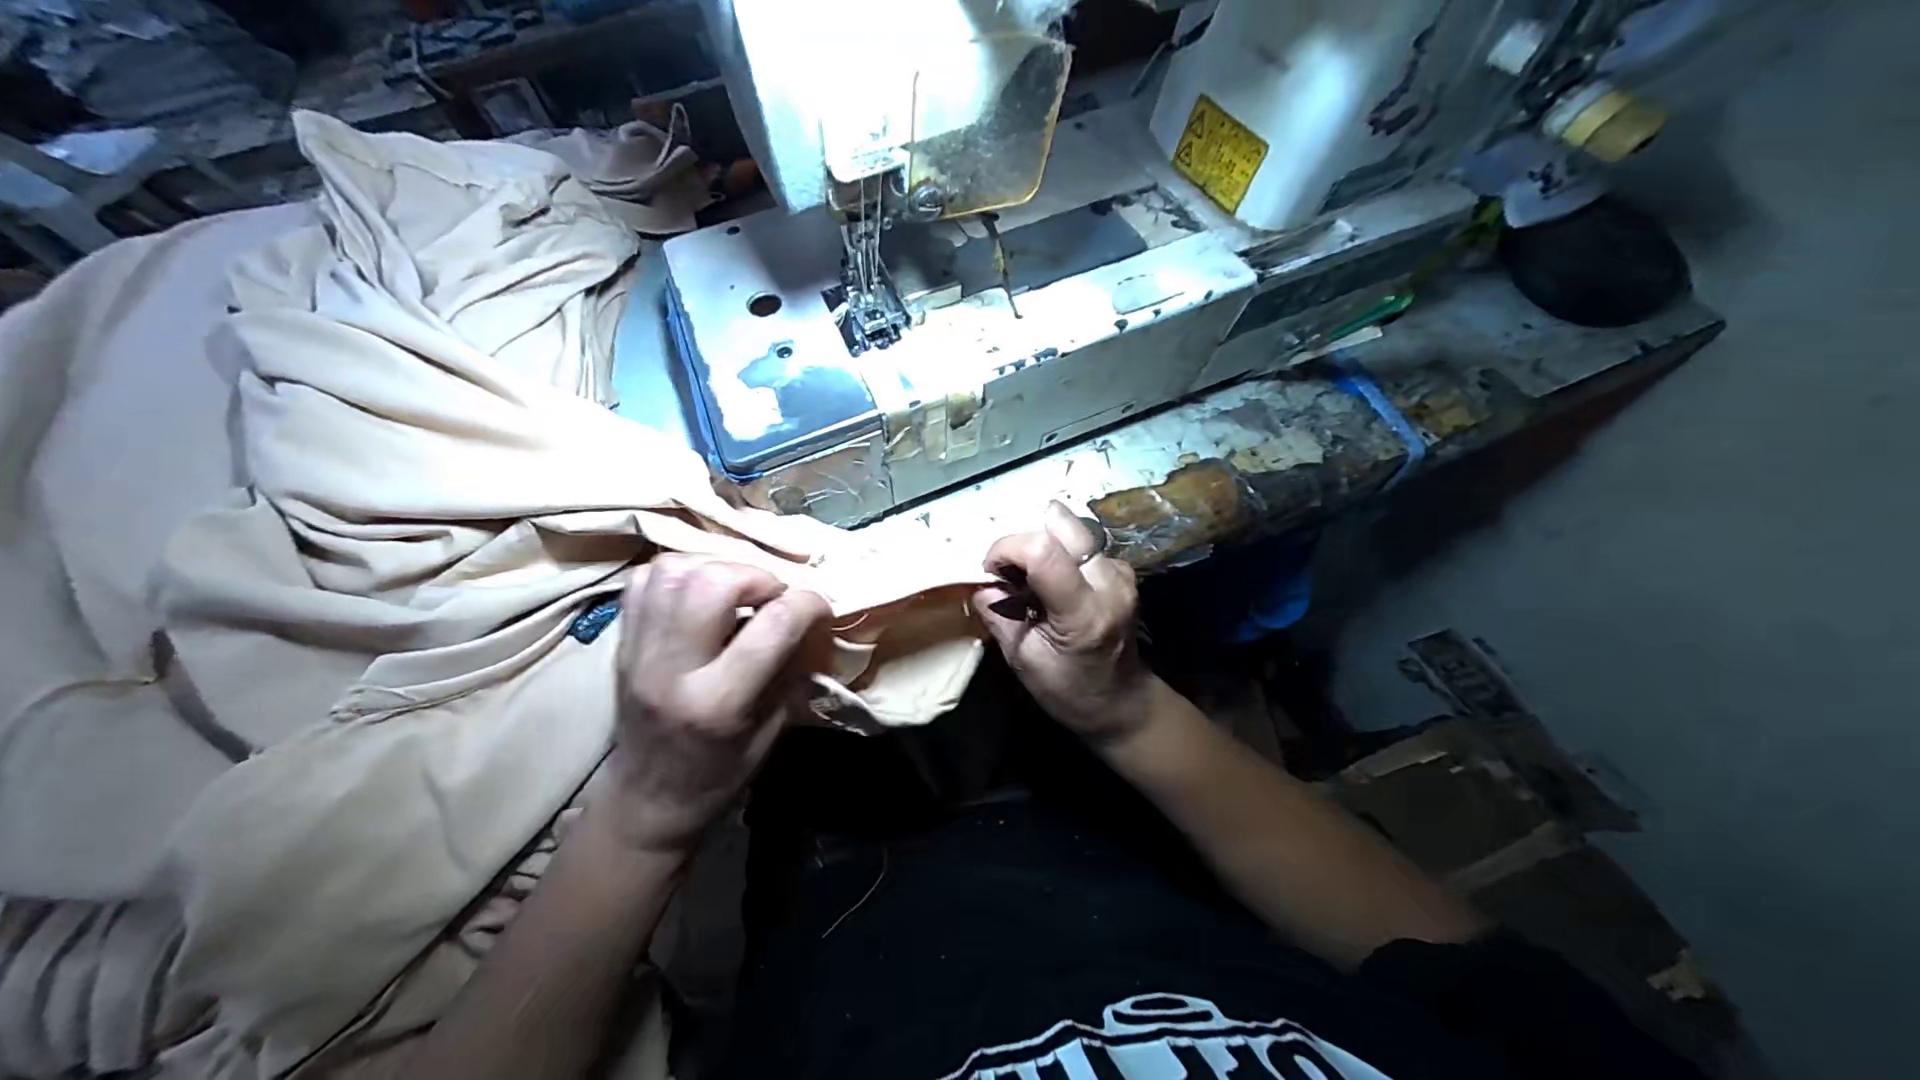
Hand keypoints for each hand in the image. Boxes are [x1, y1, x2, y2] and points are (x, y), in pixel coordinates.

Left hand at [607, 555, 830, 854]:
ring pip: (673, 572)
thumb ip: (789, 670)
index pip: (772, 626)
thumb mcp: (770, 730)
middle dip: (757, 576)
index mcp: (717, 703)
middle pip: (712, 583)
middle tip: (771, 597)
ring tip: (736, 589)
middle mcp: (671, 669)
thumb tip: (809, 620)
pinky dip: (679, 573)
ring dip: (717, 568)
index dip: (808, 604)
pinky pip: (643, 579)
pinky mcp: (622, 643)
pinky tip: (700, 592)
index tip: (821, 609)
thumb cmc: (720, 774)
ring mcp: (639, 652)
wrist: (647, 799)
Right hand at [973, 502, 1151, 743]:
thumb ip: (999, 616)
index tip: (992, 570)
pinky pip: (1083, 542)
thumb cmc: (1070, 691)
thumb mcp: (1023, 660)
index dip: (1007, 548)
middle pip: (1062, 524)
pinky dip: (1059, 552)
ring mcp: (1121, 573)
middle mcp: (1109, 583)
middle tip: (1012, 569)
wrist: (1122, 702)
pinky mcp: (1122, 570)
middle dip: (1026, 538)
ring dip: (1043, 544)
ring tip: (1032, 578)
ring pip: (1072, 529)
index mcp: (1083, 613)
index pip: (1043, 551)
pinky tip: (1053, 581)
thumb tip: (983, 583)